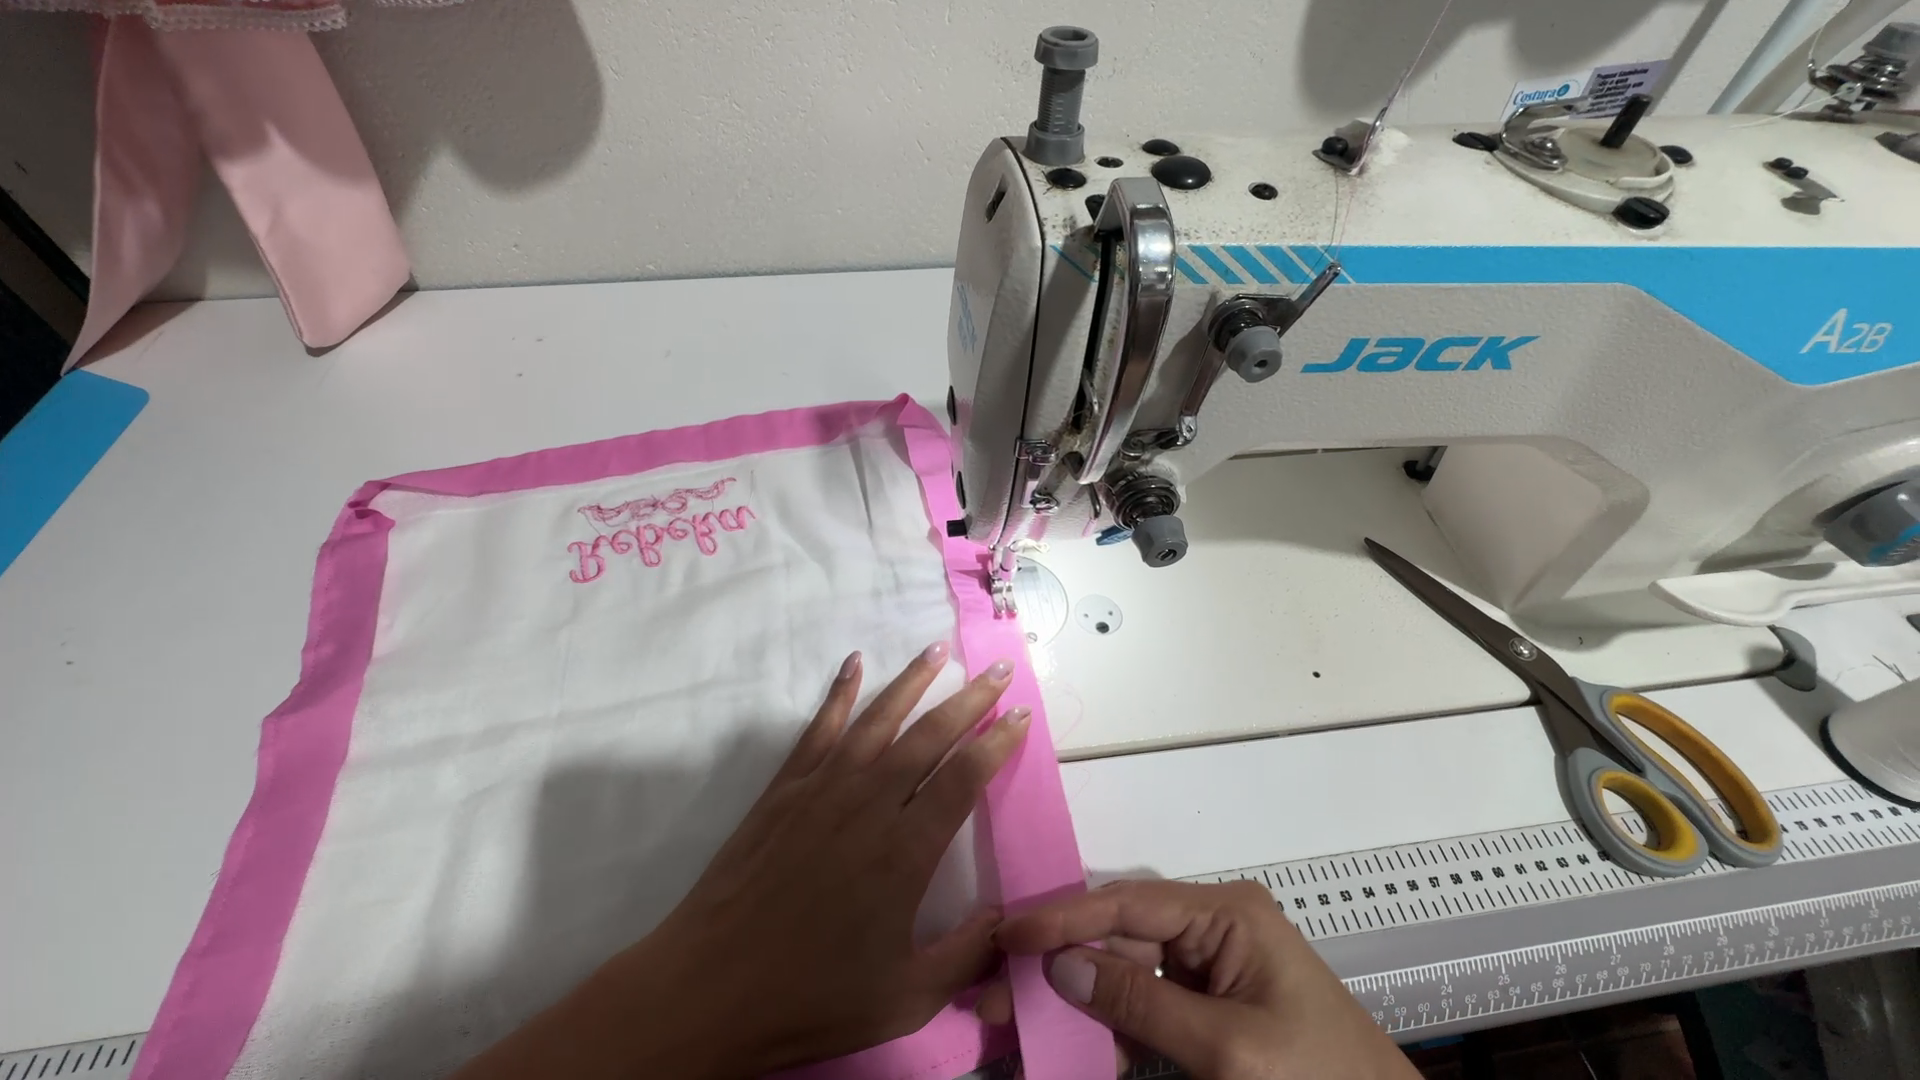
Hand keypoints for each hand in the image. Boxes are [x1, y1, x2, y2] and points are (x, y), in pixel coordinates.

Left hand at [454, 643, 1030, 1079]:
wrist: (711, 987)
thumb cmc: (811, 996)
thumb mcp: (905, 998)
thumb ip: (966, 955)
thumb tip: (1011, 919)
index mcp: (905, 852)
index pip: (963, 778)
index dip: (997, 743)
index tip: (1021, 715)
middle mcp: (868, 806)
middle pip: (929, 737)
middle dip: (970, 700)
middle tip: (997, 669)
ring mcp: (822, 790)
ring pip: (877, 722)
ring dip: (911, 682)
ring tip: (937, 650)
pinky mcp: (784, 790)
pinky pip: (818, 729)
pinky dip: (839, 693)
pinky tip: (853, 664)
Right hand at [989, 880, 1418, 1079]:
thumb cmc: (1318, 1078)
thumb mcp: (1227, 1047)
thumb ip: (1140, 1003)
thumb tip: (1060, 966)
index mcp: (1226, 914)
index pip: (1128, 902)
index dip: (1063, 916)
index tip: (1009, 935)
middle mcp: (1211, 928)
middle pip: (1117, 934)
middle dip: (1057, 959)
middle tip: (995, 981)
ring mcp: (1207, 969)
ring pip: (1122, 972)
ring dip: (1072, 996)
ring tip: (1013, 1011)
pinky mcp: (1204, 1009)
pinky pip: (1142, 1007)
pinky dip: (1105, 1028)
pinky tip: (1065, 1040)